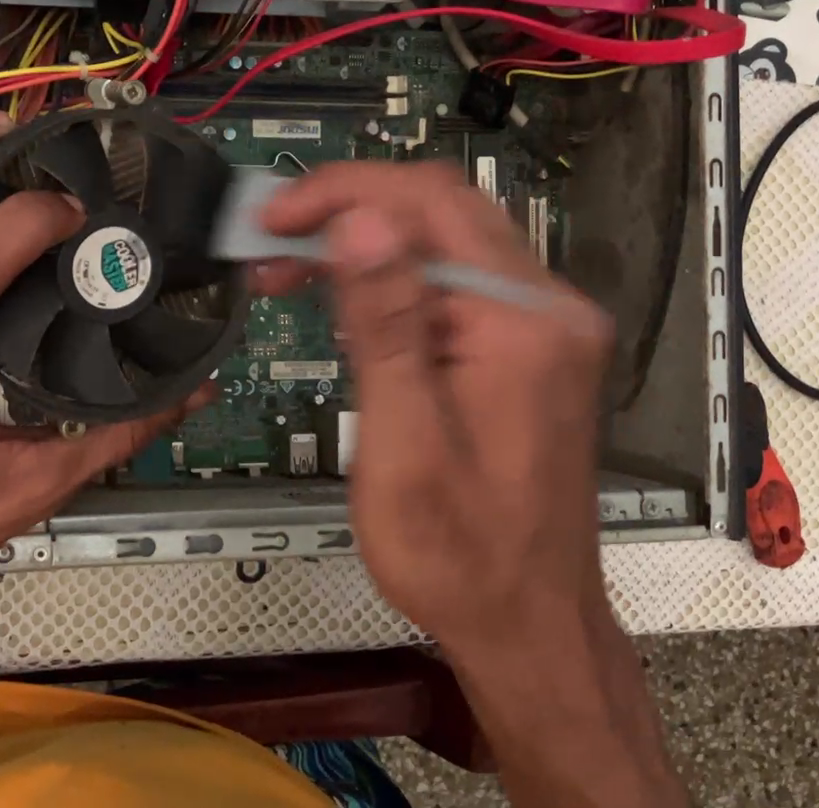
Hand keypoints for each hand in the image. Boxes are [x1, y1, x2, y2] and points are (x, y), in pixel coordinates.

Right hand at [257, 163, 616, 657]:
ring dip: (362, 245)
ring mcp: (543, 327)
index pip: (427, 204)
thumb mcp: (404, 443)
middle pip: (438, 211)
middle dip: (344, 213)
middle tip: (271, 245)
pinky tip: (347, 309)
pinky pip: (455, 285)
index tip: (272, 221)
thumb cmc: (461, 556)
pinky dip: (392, 282)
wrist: (529, 624)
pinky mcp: (529, 349)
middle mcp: (547, 309)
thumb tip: (360, 223)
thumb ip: (386, 325)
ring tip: (290, 274)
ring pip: (443, 243)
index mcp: (522, 323)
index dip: (340, 194)